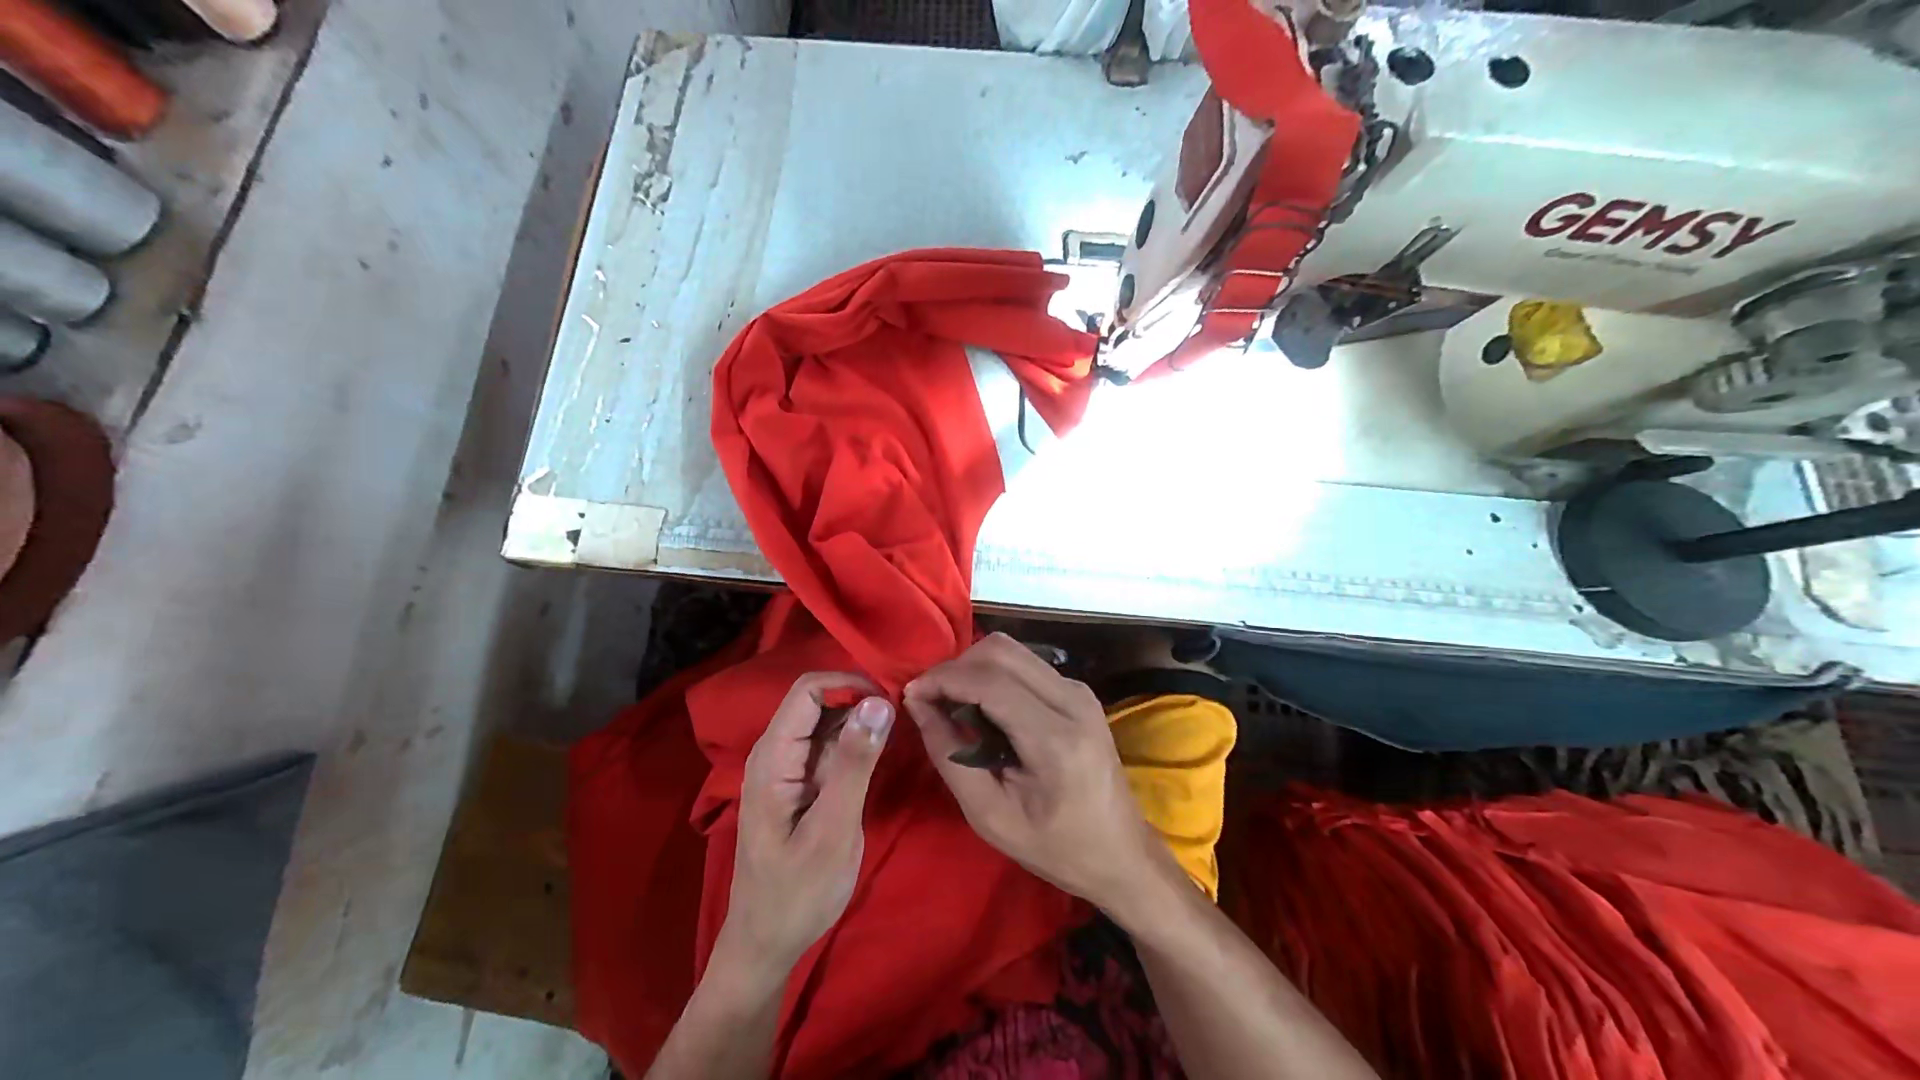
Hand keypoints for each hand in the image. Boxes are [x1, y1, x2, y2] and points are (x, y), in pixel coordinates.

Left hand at [717, 672, 893, 976]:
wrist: (766, 943)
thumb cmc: (798, 893)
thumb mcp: (833, 829)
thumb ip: (854, 762)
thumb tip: (879, 702)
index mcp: (773, 757)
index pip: (808, 690)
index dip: (850, 684)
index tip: (891, 702)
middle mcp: (774, 753)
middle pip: (815, 701)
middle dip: (858, 700)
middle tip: (901, 721)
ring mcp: (784, 769)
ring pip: (823, 722)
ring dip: (858, 720)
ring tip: (895, 737)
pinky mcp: (797, 784)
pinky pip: (825, 747)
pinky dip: (852, 743)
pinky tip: (877, 756)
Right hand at [903, 634, 1165, 911]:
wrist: (1121, 854)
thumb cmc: (1055, 848)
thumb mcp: (990, 815)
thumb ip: (949, 756)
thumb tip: (918, 704)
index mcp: (1055, 740)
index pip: (990, 681)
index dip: (943, 679)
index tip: (912, 694)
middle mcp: (1073, 701)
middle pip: (1001, 651)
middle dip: (956, 667)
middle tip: (930, 699)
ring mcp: (1080, 692)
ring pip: (1013, 650)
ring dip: (974, 667)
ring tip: (951, 702)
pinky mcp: (1079, 692)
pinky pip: (1027, 664)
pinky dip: (994, 674)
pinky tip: (981, 706)